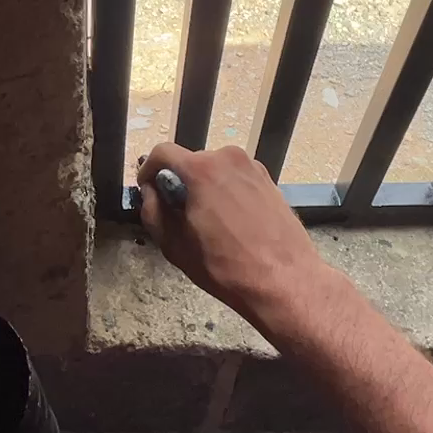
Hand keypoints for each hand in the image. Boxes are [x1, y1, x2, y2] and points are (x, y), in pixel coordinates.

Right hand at [136, 143, 328, 323]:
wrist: (285, 280)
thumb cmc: (225, 267)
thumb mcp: (174, 245)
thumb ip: (152, 211)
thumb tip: (150, 192)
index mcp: (201, 169)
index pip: (163, 152)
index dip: (148, 169)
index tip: (148, 188)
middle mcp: (227, 157)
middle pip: (190, 161)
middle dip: (179, 182)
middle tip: (178, 213)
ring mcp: (252, 166)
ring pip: (215, 169)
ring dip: (205, 187)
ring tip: (208, 220)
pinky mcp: (269, 179)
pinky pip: (236, 178)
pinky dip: (227, 191)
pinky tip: (232, 221)